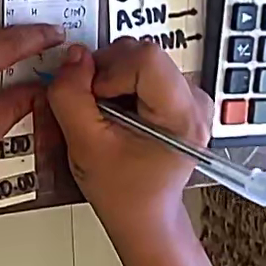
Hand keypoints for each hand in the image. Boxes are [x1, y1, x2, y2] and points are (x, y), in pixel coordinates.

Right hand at [48, 37, 212, 243]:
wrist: (143, 213)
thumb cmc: (123, 190)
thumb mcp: (85, 145)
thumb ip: (71, 96)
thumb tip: (74, 57)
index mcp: (182, 115)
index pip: (145, 58)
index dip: (109, 72)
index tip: (96, 100)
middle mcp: (195, 100)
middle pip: (141, 53)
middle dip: (107, 73)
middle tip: (97, 109)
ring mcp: (188, 96)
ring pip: (139, 57)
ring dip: (111, 78)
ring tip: (108, 114)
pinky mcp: (177, 94)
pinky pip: (142, 68)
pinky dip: (120, 82)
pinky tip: (117, 111)